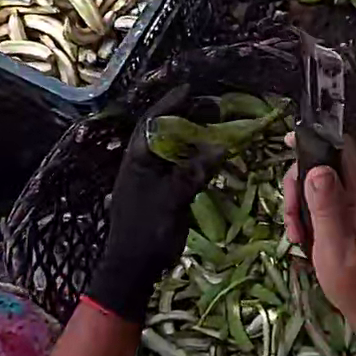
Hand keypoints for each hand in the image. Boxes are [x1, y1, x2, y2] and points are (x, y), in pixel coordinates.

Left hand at [85, 86, 217, 323]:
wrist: (135, 266)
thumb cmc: (146, 229)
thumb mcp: (170, 198)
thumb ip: (193, 172)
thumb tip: (220, 148)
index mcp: (138, 158)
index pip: (153, 122)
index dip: (171, 104)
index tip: (190, 89)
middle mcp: (147, 162)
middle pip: (168, 131)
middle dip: (190, 118)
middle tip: (215, 107)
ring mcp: (157, 177)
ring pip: (179, 149)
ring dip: (198, 138)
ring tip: (220, 125)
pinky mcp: (168, 191)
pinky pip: (186, 168)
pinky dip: (201, 159)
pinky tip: (217, 155)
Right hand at [283, 140, 355, 328]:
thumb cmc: (354, 283)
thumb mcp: (334, 246)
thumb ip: (326, 207)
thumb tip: (316, 168)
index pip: (343, 148)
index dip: (316, 138)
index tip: (287, 143)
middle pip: (322, 166)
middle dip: (298, 186)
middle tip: (291, 219)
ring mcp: (354, 204)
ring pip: (317, 185)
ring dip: (299, 206)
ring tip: (297, 236)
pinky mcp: (347, 216)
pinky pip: (320, 203)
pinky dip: (306, 217)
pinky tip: (304, 240)